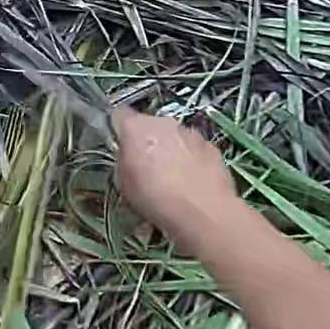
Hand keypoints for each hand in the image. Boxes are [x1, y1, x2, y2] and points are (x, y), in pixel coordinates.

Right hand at [111, 108, 237, 244]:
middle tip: (146, 167)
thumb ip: (124, 162)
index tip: (121, 147)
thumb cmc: (155, 198)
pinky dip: (191, 159)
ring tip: (173, 178)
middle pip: (148, 125)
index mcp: (135, 127)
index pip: (119, 115)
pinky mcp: (211, 145)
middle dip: (146, 141)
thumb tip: (130, 158)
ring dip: (170, 149)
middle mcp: (162, 122)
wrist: (204, 213)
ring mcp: (189, 131)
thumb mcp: (124, 185)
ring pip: (173, 135)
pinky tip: (193, 182)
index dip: (119, 130)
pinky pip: (193, 148)